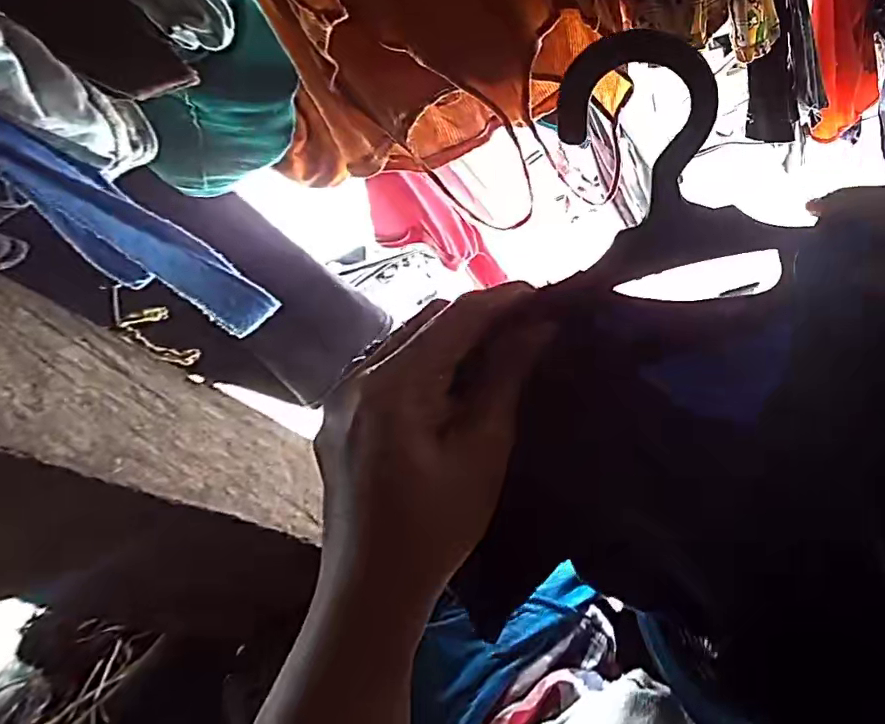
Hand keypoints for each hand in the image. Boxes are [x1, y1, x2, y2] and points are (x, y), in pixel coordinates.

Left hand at [315, 283, 550, 603]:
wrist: (372, 591)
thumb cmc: (437, 527)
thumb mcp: (483, 448)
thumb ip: (506, 376)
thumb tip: (538, 326)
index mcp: (391, 386)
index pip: (454, 318)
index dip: (502, 300)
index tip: (542, 292)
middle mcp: (357, 377)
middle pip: (429, 319)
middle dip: (481, 314)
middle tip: (528, 320)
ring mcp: (343, 393)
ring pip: (410, 335)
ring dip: (456, 332)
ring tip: (502, 341)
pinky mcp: (342, 410)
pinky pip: (393, 360)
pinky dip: (431, 355)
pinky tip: (460, 372)